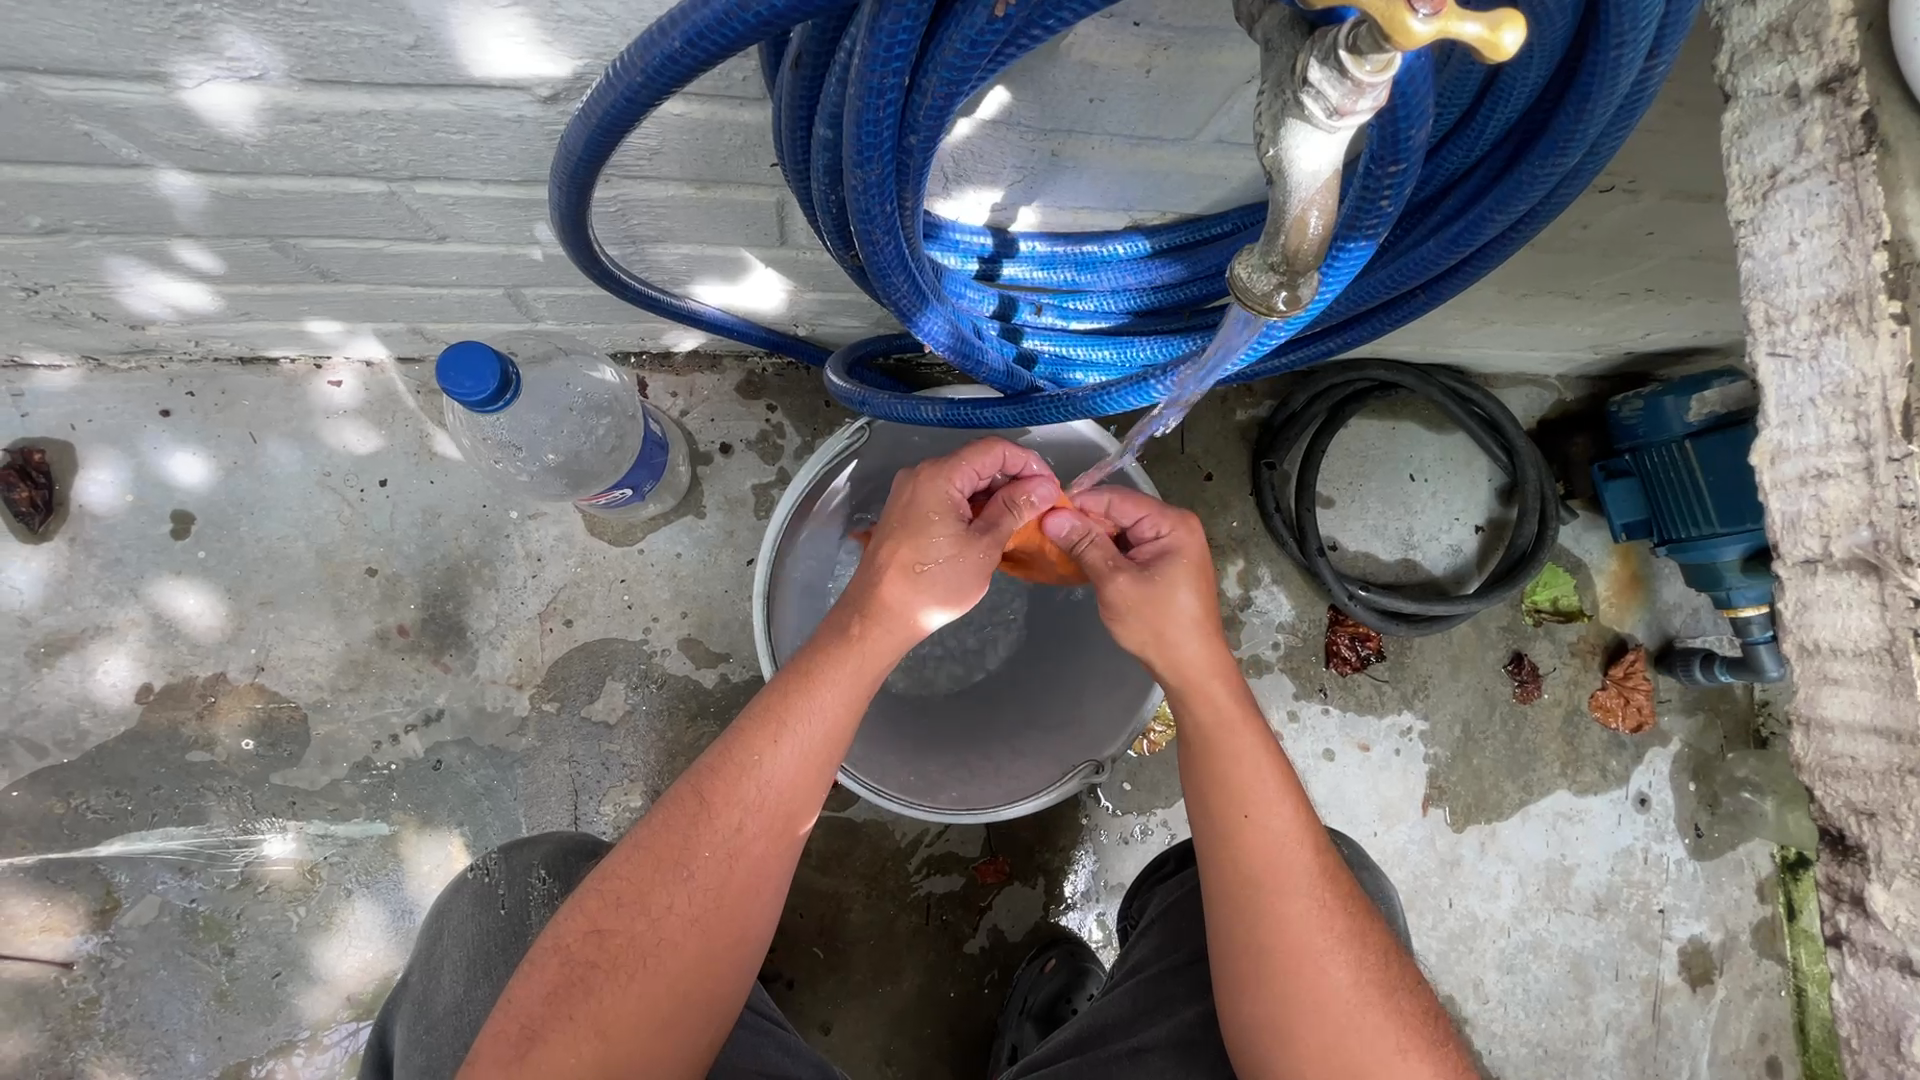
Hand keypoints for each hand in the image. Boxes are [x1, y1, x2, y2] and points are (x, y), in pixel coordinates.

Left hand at [840, 437, 1060, 653]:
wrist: (879, 615)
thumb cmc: (934, 584)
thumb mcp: (983, 546)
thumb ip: (1015, 509)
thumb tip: (1046, 487)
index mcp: (939, 475)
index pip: (994, 449)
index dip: (1028, 463)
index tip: (1051, 489)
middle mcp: (921, 473)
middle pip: (977, 462)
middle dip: (1013, 480)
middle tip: (1040, 508)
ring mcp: (911, 492)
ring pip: (963, 480)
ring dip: (994, 495)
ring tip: (1021, 520)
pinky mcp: (907, 510)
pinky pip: (947, 496)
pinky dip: (973, 506)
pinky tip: (990, 527)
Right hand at [1040, 487, 1229, 680]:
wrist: (1191, 667)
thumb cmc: (1156, 625)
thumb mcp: (1115, 582)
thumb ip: (1084, 544)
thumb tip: (1051, 516)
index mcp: (1170, 522)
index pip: (1115, 498)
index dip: (1077, 503)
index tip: (1042, 514)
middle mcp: (1174, 525)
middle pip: (1119, 511)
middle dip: (1083, 522)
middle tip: (1044, 534)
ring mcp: (1170, 544)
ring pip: (1120, 530)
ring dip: (1091, 538)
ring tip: (1055, 546)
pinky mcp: (1163, 562)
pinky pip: (1128, 547)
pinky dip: (1105, 552)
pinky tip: (1079, 561)